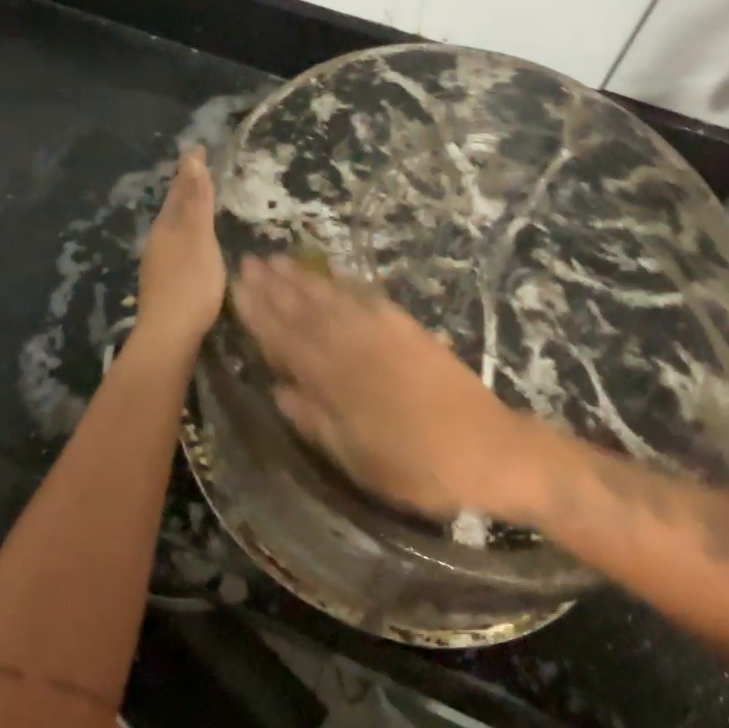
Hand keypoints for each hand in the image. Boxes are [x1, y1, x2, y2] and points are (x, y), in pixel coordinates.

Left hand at [135, 147, 225, 351]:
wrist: (169, 334)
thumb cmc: (190, 283)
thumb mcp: (199, 238)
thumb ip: (197, 201)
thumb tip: (191, 160)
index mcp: (167, 225)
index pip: (179, 188)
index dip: (189, 169)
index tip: (198, 148)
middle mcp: (158, 239)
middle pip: (172, 206)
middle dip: (184, 187)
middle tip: (198, 169)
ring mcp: (158, 262)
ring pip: (172, 226)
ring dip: (184, 210)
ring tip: (198, 201)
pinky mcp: (163, 281)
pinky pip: (175, 244)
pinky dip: (186, 233)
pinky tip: (193, 243)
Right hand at [230, 256, 531, 518]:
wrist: (492, 451)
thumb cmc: (419, 468)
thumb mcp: (359, 460)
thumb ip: (317, 421)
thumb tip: (279, 390)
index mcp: (337, 381)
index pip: (287, 340)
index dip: (260, 315)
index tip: (237, 291)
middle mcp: (357, 347)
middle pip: (307, 311)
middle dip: (274, 287)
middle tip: (248, 263)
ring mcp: (386, 333)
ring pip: (334, 299)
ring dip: (303, 279)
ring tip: (277, 260)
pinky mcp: (411, 329)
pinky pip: (370, 298)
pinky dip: (346, 284)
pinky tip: (333, 275)